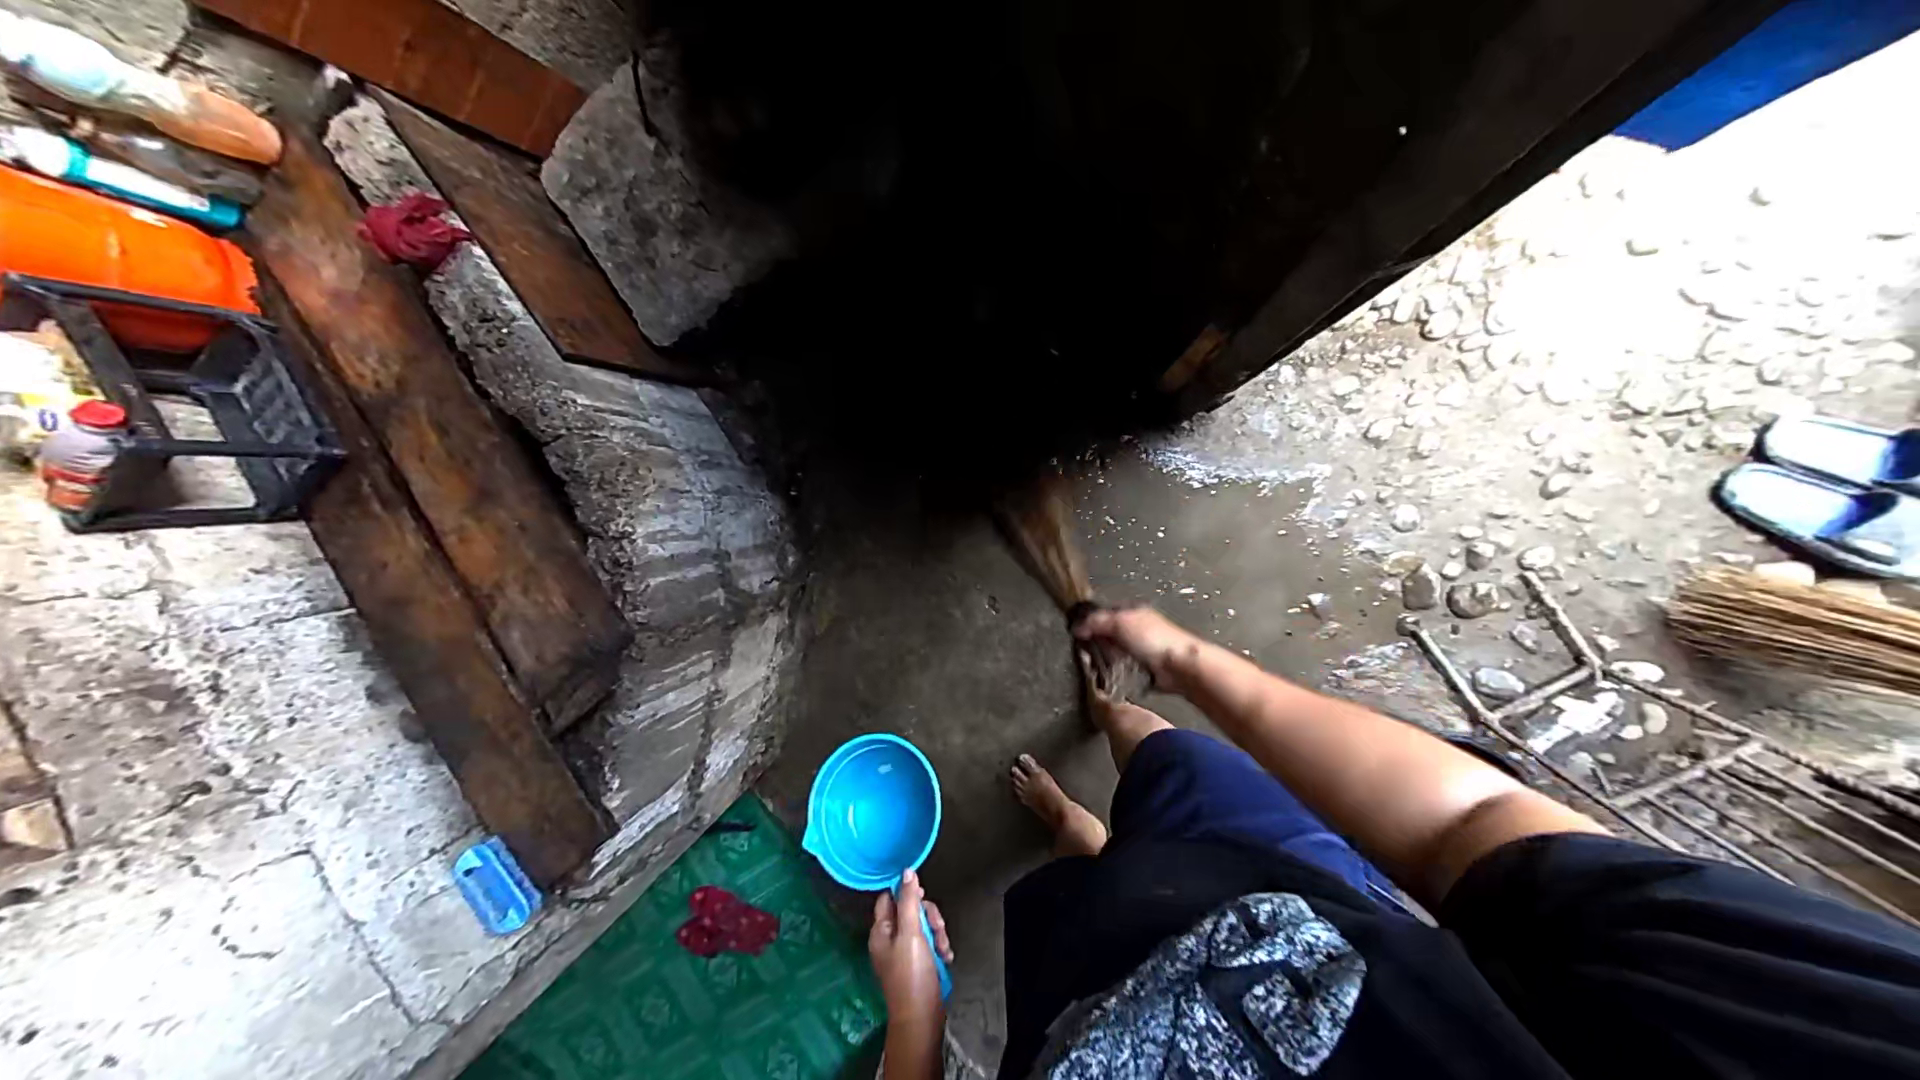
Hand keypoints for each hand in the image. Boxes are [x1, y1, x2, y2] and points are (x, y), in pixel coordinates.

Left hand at [869, 870, 951, 1030]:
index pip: (889, 898)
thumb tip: (907, 870)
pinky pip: (929, 943)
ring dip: (937, 933)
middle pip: (910, 910)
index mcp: (881, 930)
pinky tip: (946, 957)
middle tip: (938, 928)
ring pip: (922, 926)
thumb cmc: (911, 973)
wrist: (921, 1017)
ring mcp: (904, 952)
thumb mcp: (911, 933)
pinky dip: (939, 947)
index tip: (922, 895)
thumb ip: (908, 901)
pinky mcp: (918, 963)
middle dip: (928, 916)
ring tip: (944, 948)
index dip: (905, 892)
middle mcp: (890, 939)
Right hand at [1072, 606, 1201, 690]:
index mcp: (1133, 611)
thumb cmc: (1151, 638)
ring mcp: (1141, 648)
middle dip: (1097, 642)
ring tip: (1095, 664)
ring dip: (1105, 658)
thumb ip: (1095, 621)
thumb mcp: (1119, 622)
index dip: (1089, 621)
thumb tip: (1076, 627)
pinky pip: (1122, 667)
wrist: (1179, 666)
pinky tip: (1108, 674)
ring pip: (1114, 652)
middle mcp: (1137, 628)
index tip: (1077, 632)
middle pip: (1108, 634)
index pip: (1104, 613)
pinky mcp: (1144, 667)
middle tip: (1086, 651)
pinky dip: (1115, 670)